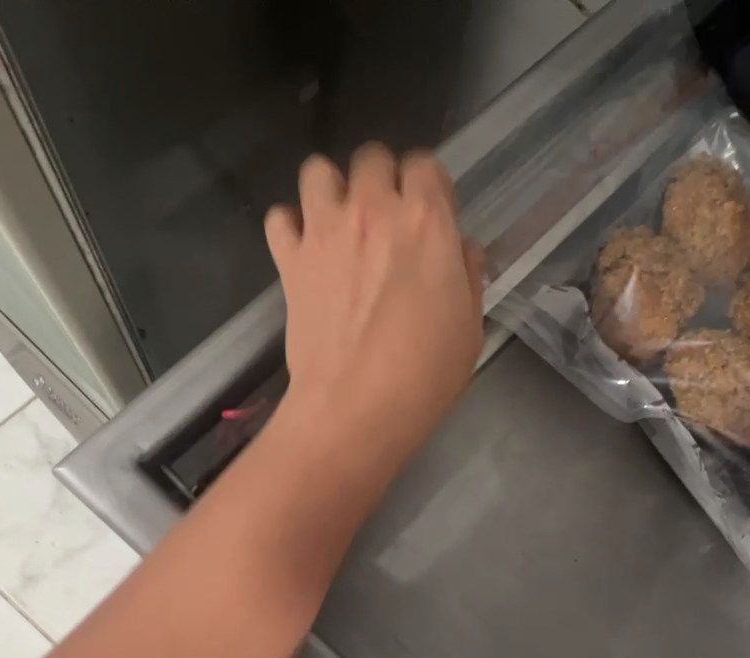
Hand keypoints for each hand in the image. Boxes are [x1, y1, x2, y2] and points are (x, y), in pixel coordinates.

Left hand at [265, 145, 484, 461]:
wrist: (355, 408)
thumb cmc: (425, 375)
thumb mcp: (470, 327)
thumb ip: (467, 276)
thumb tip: (461, 248)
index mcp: (426, 222)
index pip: (426, 166)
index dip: (431, 188)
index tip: (433, 216)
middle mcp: (373, 211)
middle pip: (372, 157)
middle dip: (383, 178)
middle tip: (388, 217)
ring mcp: (324, 232)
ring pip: (318, 171)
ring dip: (332, 188)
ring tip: (341, 221)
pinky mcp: (290, 260)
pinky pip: (280, 218)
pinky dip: (291, 227)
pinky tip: (306, 249)